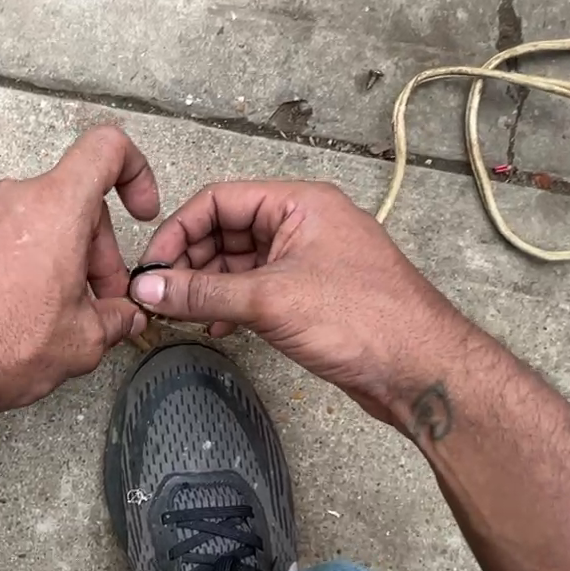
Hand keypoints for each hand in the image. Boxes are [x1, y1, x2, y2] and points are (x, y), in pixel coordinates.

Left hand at [0, 126, 159, 416]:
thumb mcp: (82, 341)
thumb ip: (116, 319)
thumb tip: (125, 317)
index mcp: (55, 207)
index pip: (106, 149)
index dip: (135, 172)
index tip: (140, 209)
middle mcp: (12, 199)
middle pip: (73, 202)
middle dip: (97, 248)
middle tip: (101, 299)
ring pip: (36, 222)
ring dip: (58, 258)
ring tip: (57, 311)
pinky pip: (0, 239)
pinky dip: (21, 263)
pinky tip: (17, 310)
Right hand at [129, 180, 476, 425]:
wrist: (420, 370)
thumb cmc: (364, 320)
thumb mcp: (269, 300)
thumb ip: (201, 292)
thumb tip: (149, 288)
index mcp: (298, 204)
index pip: (219, 201)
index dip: (179, 231)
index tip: (152, 266)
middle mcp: (300, 226)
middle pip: (224, 231)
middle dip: (188, 262)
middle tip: (159, 294)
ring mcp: (303, 261)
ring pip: (236, 263)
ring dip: (205, 287)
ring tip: (179, 313)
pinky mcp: (305, 295)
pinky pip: (252, 289)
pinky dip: (228, 304)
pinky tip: (215, 326)